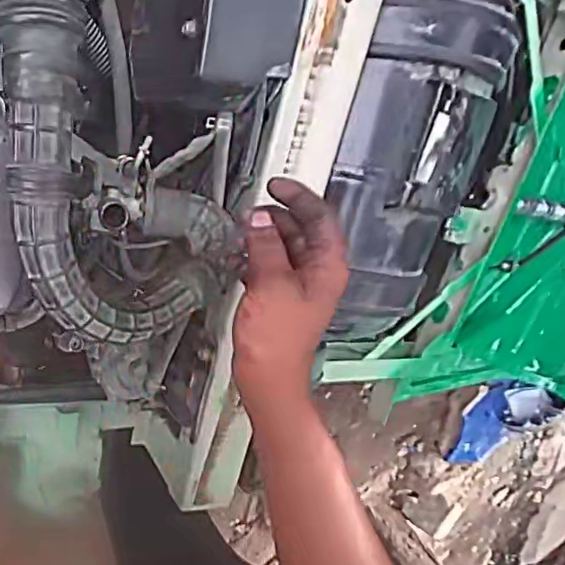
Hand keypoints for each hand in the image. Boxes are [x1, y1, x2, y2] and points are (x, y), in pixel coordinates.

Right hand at [234, 177, 348, 411]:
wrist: (268, 378)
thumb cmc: (278, 342)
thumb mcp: (271, 283)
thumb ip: (265, 245)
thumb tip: (257, 219)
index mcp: (327, 267)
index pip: (320, 217)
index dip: (298, 197)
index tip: (277, 185)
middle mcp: (317, 275)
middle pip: (301, 231)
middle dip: (275, 218)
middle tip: (251, 211)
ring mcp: (298, 288)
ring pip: (283, 249)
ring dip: (262, 238)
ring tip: (240, 233)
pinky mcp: (279, 300)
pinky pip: (269, 268)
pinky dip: (254, 259)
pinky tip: (237, 259)